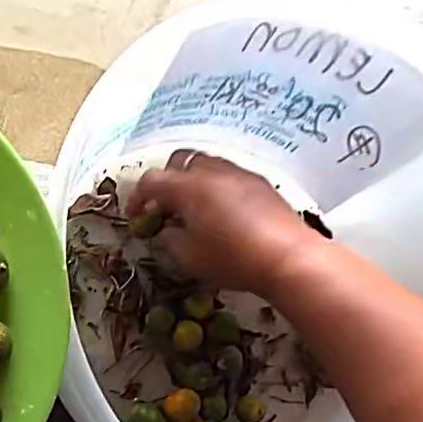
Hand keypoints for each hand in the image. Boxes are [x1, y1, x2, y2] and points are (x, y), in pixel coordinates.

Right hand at [126, 150, 328, 297]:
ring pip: (205, 165)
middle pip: (179, 162)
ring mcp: (238, 172)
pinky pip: (228, 175)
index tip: (134, 217)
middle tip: (164, 209)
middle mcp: (211, 170)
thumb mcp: (189, 257)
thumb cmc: (232, 259)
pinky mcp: (259, 182)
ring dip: (192, 182)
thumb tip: (165, 230)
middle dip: (165, 183)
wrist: (287, 257)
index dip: (137, 198)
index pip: (151, 181)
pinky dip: (215, 187)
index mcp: (188, 187)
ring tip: (193, 210)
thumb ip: (169, 239)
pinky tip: (220, 212)